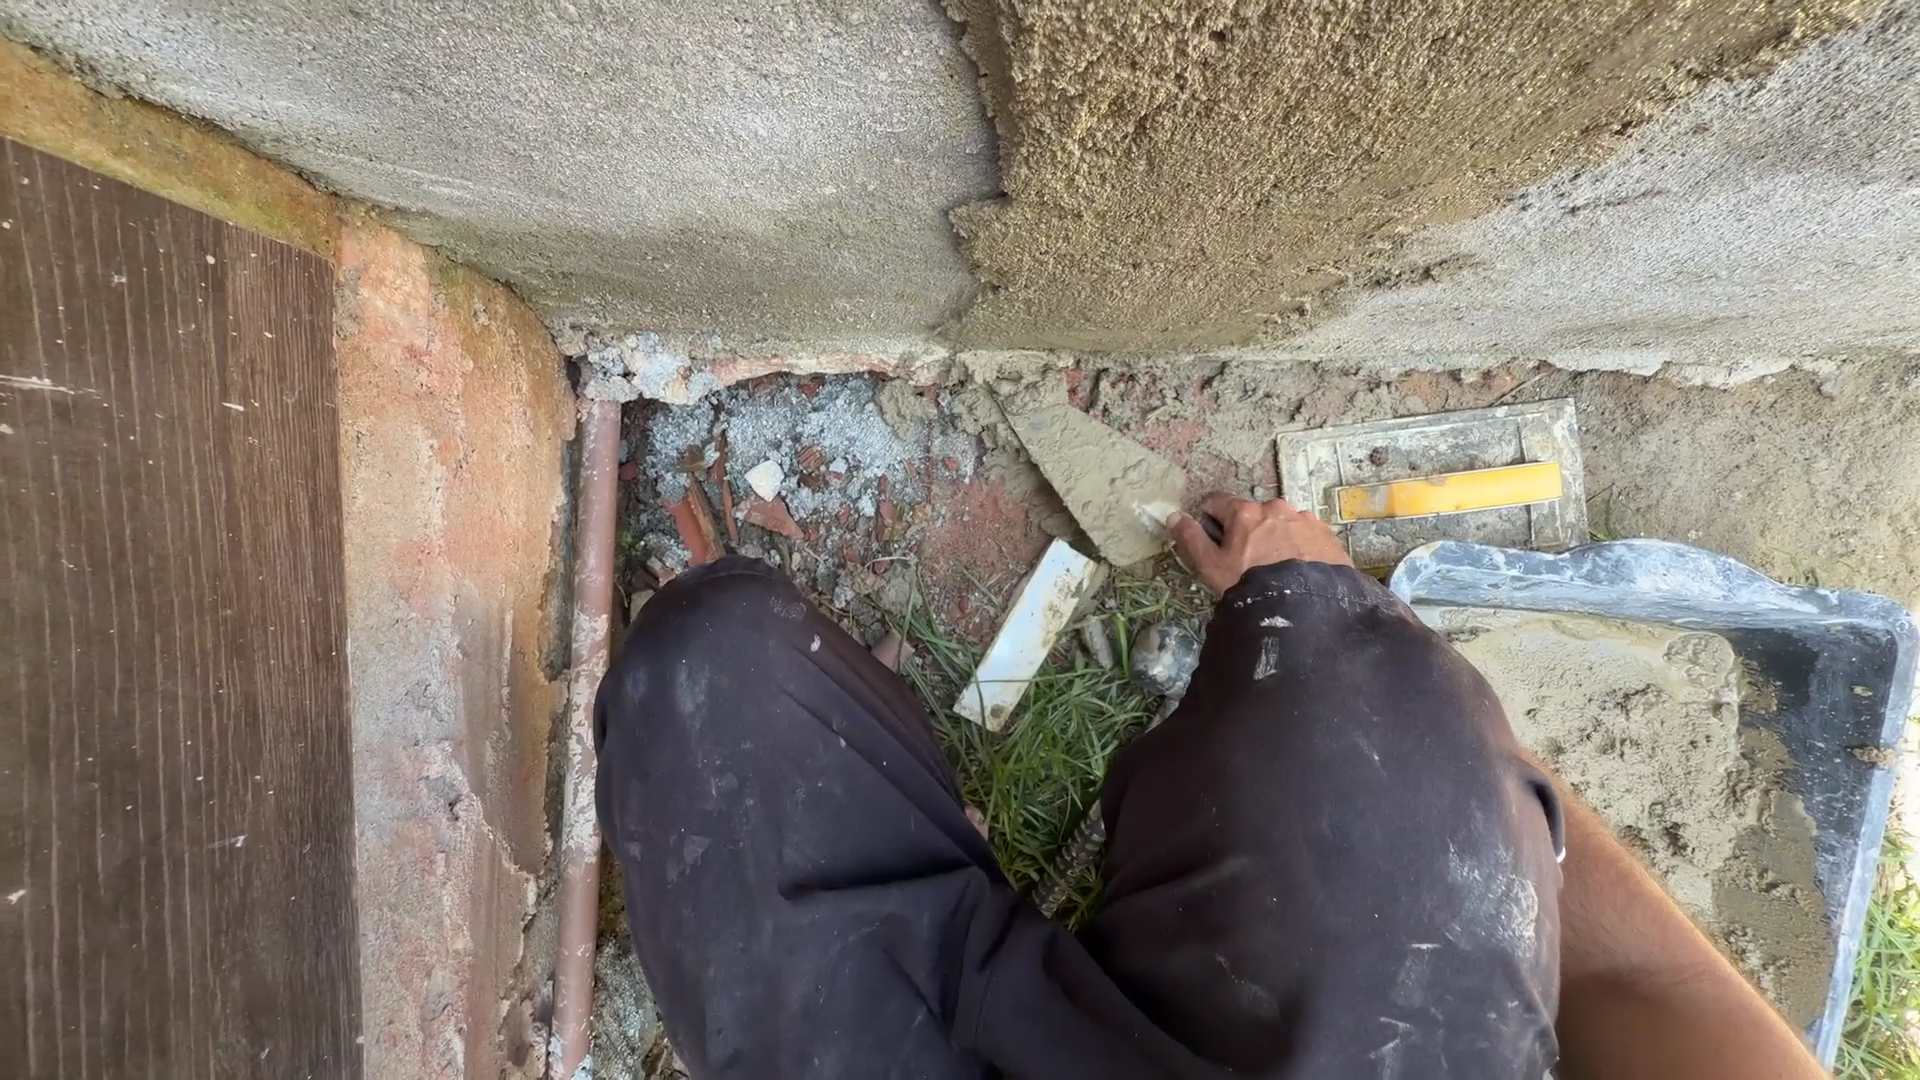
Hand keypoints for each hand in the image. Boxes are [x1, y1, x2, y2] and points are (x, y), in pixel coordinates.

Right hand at [1170, 494, 1351, 594]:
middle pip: (1251, 514)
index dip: (1209, 520)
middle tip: (1246, 562)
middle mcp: (1275, 507)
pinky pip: (1304, 535)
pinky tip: (1296, 569)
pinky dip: (1297, 546)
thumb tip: (1174, 516)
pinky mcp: (1327, 535)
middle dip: (1245, 531)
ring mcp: (1304, 519)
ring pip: (1279, 523)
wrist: (1305, 606)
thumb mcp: (1211, 567)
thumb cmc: (1249, 583)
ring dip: (1273, 537)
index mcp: (1244, 512)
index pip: (1216, 502)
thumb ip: (1191, 539)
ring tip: (1275, 568)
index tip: (1213, 541)